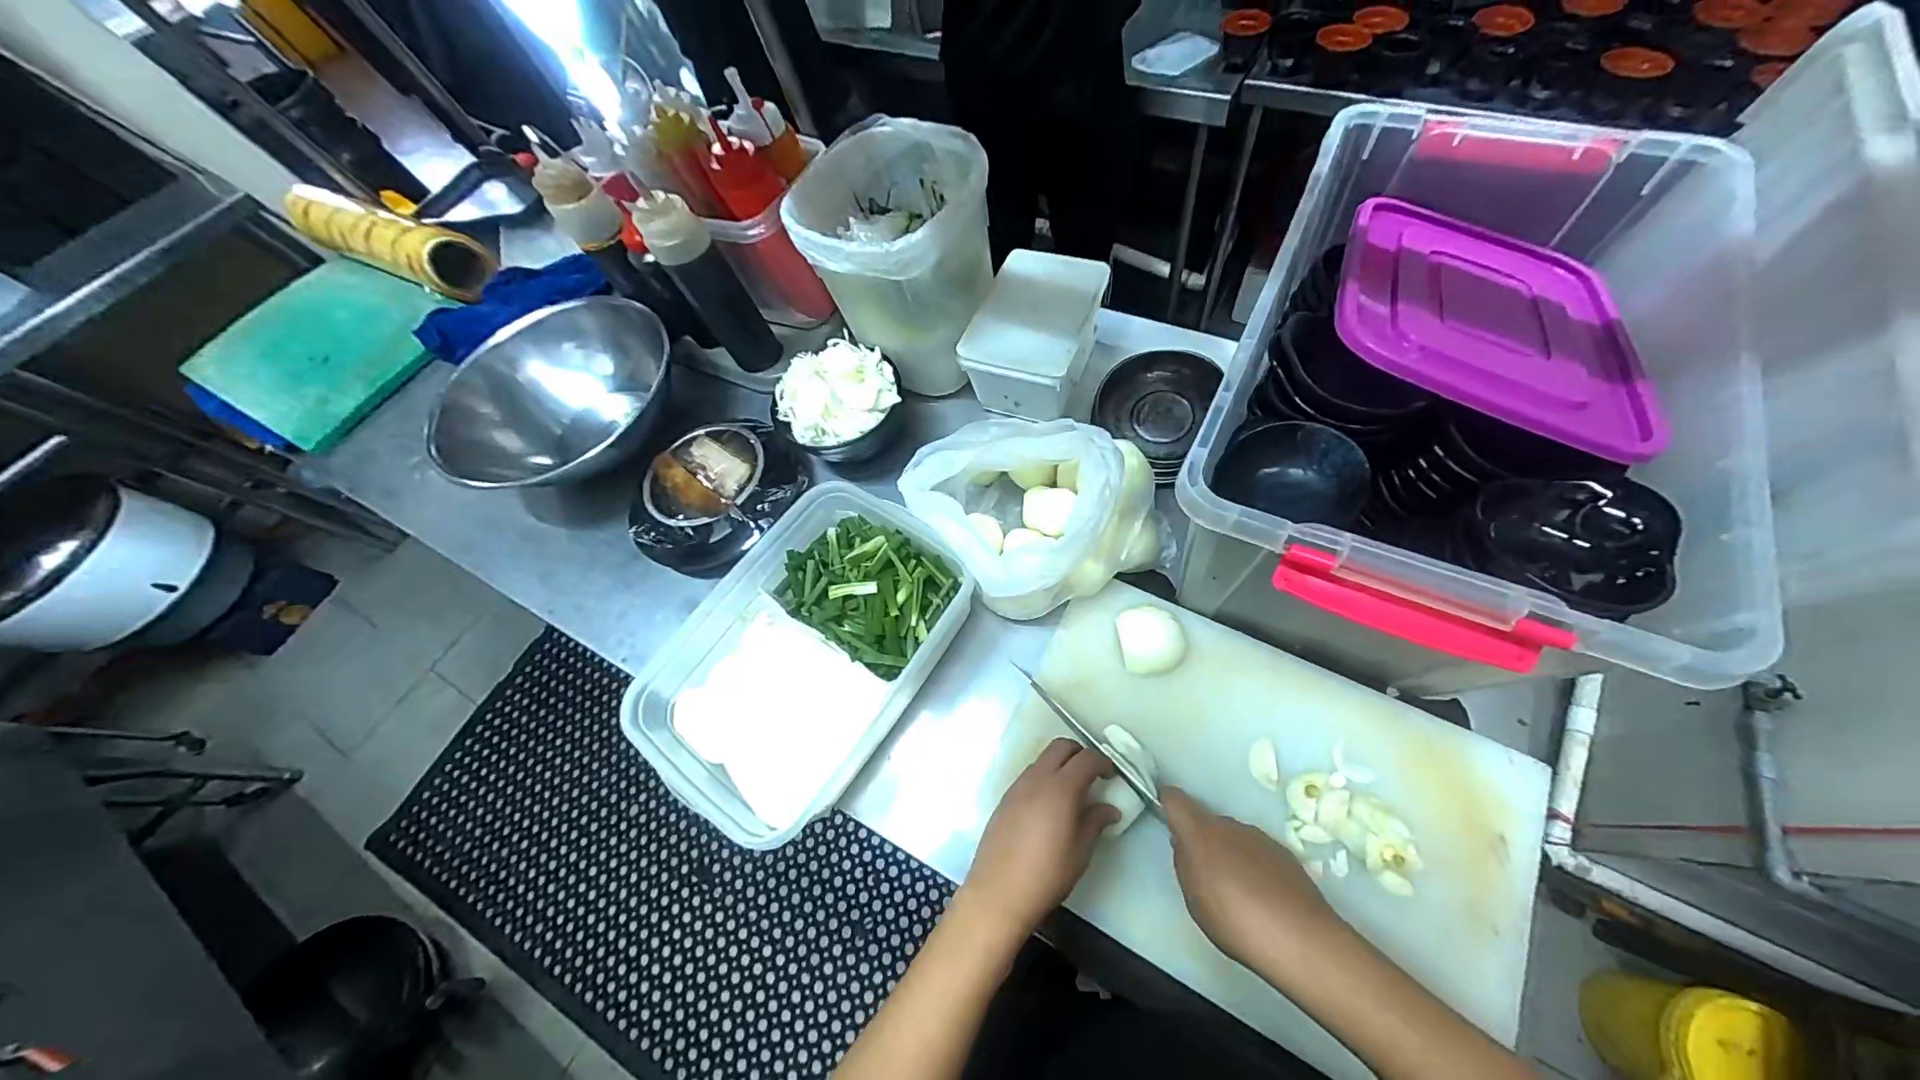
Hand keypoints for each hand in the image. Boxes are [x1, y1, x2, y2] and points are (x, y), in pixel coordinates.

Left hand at [957, 738, 1118, 940]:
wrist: (998, 891)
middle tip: (1092, 775)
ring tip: (1071, 792)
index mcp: (1060, 788)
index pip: (1086, 759)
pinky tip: (1048, 806)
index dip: (1103, 762)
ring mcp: (1017, 786)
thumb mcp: (1080, 851)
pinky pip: (1028, 775)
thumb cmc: (1047, 874)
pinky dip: (1043, 778)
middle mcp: (1037, 778)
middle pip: (1060, 746)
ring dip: (1059, 764)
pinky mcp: (1005, 798)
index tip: (1111, 775)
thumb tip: (1109, 808)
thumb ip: (1095, 822)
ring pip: (1042, 759)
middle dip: (1079, 753)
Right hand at [1162, 786, 1341, 967]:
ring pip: (1235, 837)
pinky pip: (1258, 852)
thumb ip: (1184, 863)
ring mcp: (1261, 838)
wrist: (1300, 939)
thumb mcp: (1193, 897)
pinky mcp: (1286, 855)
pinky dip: (1254, 866)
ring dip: (1230, 853)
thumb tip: (1184, 845)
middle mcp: (1231, 825)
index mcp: (1201, 832)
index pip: (1176, 800)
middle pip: (1208, 821)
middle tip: (1203, 872)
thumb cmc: (1234, 920)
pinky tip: (1262, 897)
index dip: (1168, 803)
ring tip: (1236, 891)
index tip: (1165, 813)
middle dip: (1202, 839)